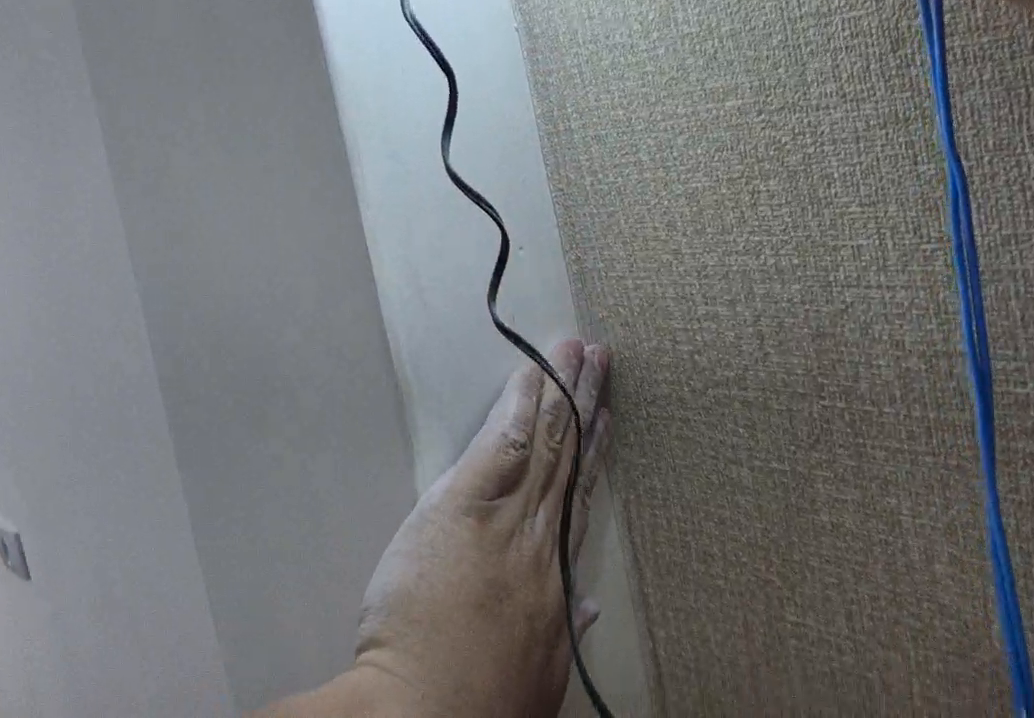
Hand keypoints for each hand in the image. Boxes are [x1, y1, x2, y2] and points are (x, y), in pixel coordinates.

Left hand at [352, 341, 609, 717]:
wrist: (425, 713)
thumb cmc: (479, 703)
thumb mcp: (541, 675)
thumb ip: (564, 630)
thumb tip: (588, 604)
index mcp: (554, 575)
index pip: (580, 497)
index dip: (596, 452)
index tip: (607, 417)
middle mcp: (539, 537)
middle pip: (569, 456)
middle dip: (585, 403)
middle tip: (599, 359)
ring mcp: (504, 517)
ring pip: (543, 442)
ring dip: (560, 391)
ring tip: (575, 352)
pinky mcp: (461, 505)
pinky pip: (499, 445)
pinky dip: (518, 408)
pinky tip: (530, 376)